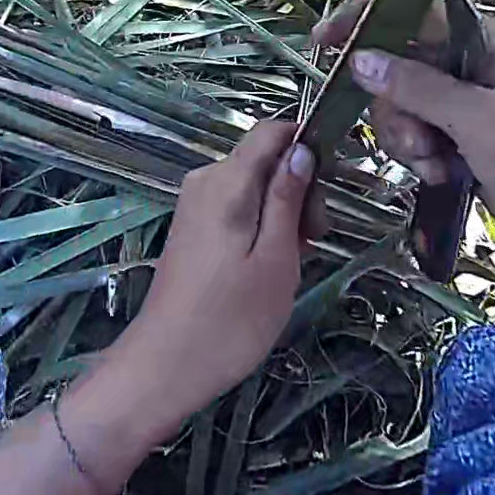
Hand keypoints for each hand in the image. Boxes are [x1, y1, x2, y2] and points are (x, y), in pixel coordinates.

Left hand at [104, 121, 313, 425]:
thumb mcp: (275, 258)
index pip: (270, 131)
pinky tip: (266, 261)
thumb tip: (302, 148)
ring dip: (280, 209)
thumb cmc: (230, 319)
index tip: (329, 182)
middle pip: (264, 158)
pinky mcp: (191, 222)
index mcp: (227, 180)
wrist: (165, 364)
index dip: (305, 143)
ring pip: (252, 182)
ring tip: (290, 259)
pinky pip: (235, 202)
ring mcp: (195, 200)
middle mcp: (206, 178)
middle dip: (297, 187)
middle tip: (313, 239)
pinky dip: (259, 221)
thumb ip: (287, 197)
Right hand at [311, 0, 494, 249]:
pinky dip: (416, 156)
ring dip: (405, 139)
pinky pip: (410, 135)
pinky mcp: (454, 136)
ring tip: (436, 164)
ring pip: (396, 106)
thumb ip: (417, 87)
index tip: (323, 43)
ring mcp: (457, 102)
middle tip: (418, 141)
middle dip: (394, 109)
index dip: (364, 20)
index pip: (410, 12)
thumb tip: (358, 58)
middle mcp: (463, 63)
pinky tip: (441, 176)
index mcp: (479, 39)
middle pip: (392, 67)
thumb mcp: (481, 120)